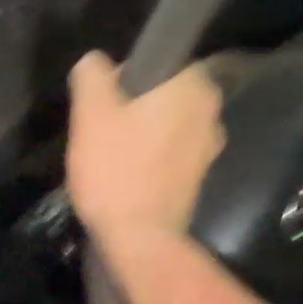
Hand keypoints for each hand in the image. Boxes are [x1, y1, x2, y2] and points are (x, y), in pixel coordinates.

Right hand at [65, 51, 224, 240]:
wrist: (140, 242)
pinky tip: (129, 182)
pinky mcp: (199, 182)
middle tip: (103, 137)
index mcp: (193, 83)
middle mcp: (211, 111)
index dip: (124, 81)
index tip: (103, 108)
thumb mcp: (90, 114)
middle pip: (162, 97)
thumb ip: (92, 74)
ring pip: (166, 129)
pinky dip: (152, 164)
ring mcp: (209, 150)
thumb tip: (95, 63)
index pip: (156, 61)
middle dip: (134, 112)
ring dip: (143, 139)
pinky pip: (170, 159)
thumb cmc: (116, 172)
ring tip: (113, 163)